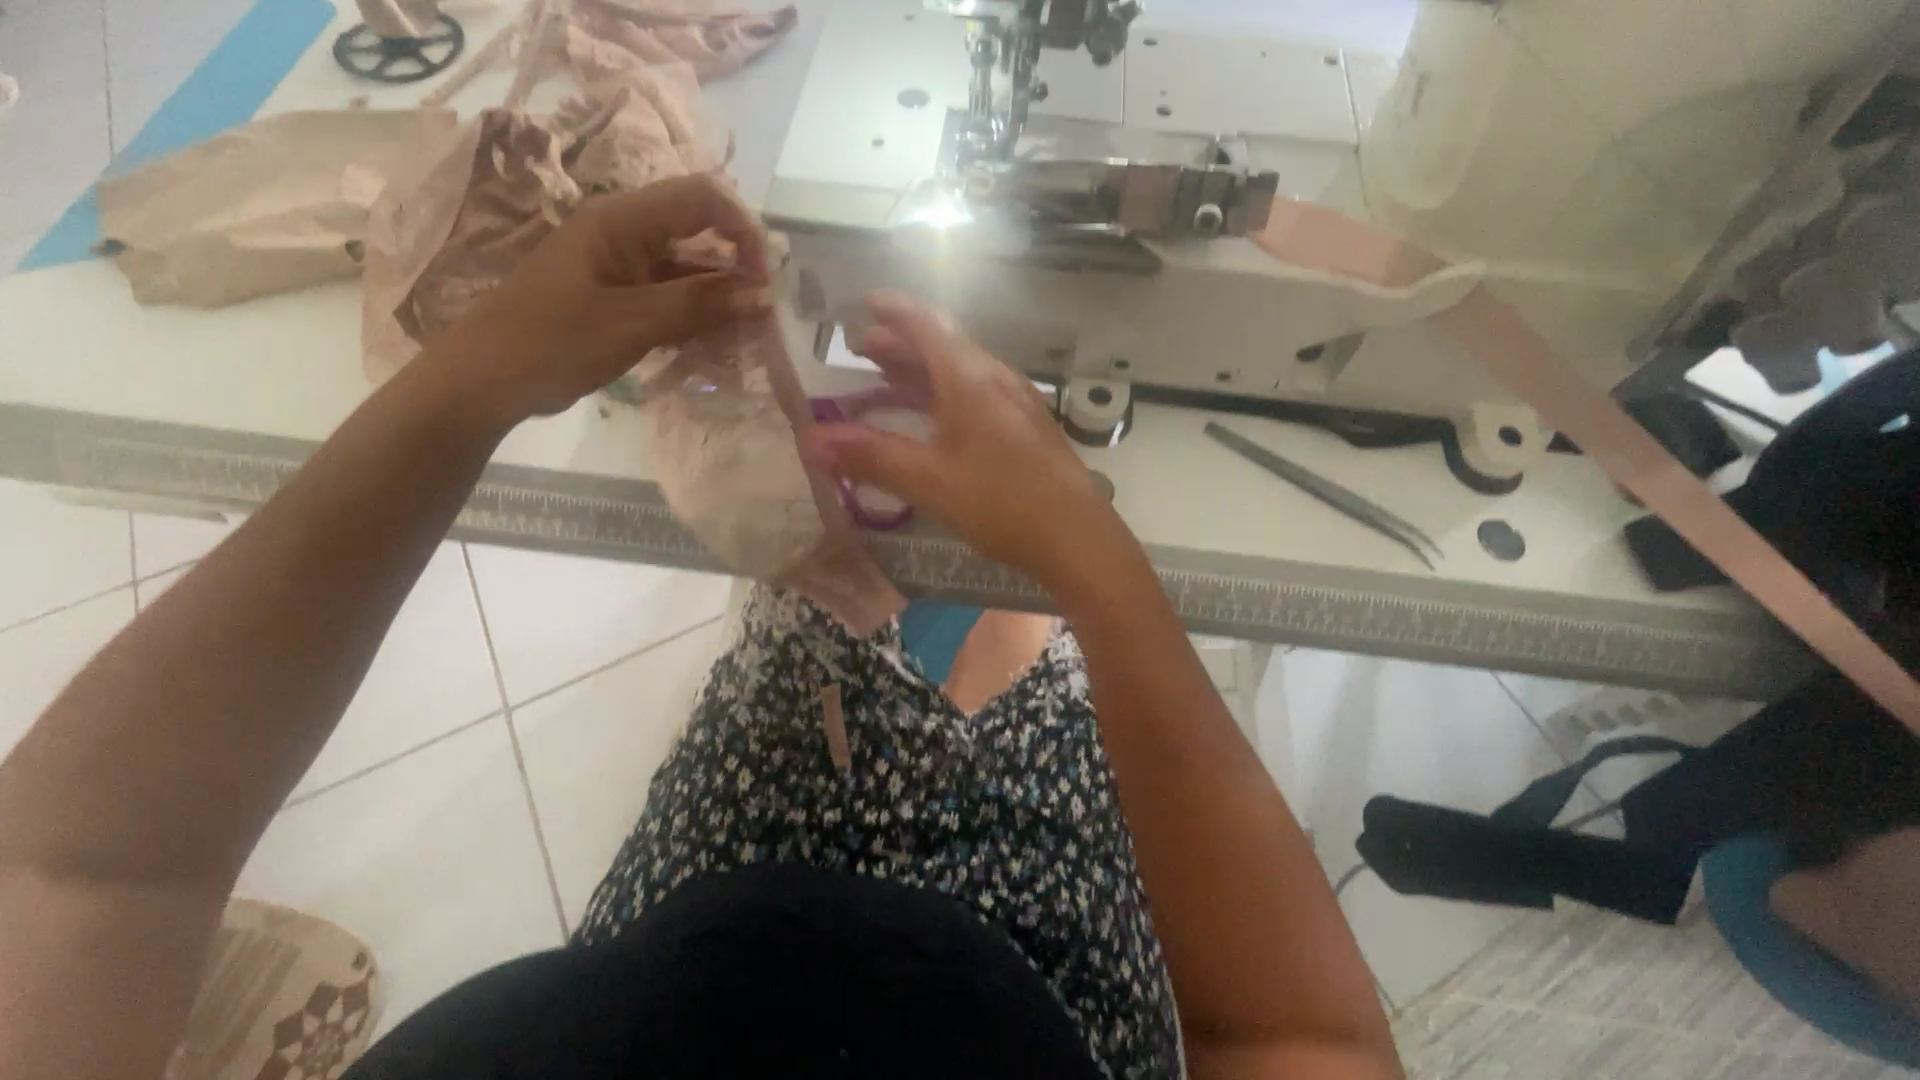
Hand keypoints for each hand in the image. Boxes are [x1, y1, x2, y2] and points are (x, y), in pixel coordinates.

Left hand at [427, 173, 771, 423]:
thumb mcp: (630, 323)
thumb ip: (698, 305)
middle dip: (738, 269)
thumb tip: (764, 296)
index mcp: (620, 220)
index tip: (764, 280)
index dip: (742, 229)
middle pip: (700, 232)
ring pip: (689, 270)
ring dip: (720, 301)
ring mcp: (621, 268)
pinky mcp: (618, 299)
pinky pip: (671, 299)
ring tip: (746, 340)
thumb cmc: (549, 343)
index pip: (702, 197)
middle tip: (763, 316)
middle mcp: (624, 233)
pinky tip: (716, 348)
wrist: (482, 382)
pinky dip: (697, 320)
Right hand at [801, 292, 1133, 589]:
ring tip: (885, 379)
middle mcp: (995, 379)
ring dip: (921, 371)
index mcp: (970, 378)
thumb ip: (871, 457)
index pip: (926, 324)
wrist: (1077, 537)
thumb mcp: (929, 480)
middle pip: (942, 346)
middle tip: (861, 347)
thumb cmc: (1001, 502)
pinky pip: (975, 394)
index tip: (865, 302)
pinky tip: (933, 419)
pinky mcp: (1025, 428)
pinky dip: (942, 395)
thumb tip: (812, 441)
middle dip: (899, 343)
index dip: (894, 310)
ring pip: (960, 372)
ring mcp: (1015, 403)